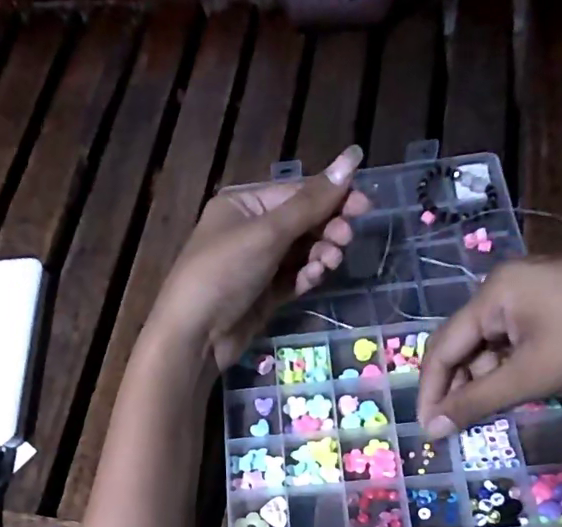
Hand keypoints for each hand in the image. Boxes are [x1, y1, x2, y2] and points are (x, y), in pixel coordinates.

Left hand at [145, 145, 371, 375]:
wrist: (196, 334)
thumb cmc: (225, 272)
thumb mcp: (268, 233)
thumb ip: (311, 201)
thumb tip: (352, 158)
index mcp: (244, 204)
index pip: (297, 192)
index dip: (332, 197)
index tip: (365, 206)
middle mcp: (251, 229)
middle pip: (303, 222)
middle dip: (327, 229)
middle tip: (345, 241)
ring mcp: (258, 264)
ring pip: (302, 251)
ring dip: (319, 254)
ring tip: (327, 264)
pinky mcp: (265, 294)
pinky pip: (294, 277)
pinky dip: (307, 276)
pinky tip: (312, 279)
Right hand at [418, 254, 561, 435]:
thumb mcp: (535, 373)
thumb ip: (478, 401)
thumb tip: (430, 429)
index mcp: (497, 290)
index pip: (443, 346)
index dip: (431, 392)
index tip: (428, 433)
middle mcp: (515, 285)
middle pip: (469, 345)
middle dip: (464, 389)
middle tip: (467, 429)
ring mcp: (546, 294)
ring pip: (499, 347)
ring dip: (493, 384)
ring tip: (503, 415)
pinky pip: (527, 344)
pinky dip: (520, 373)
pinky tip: (532, 394)